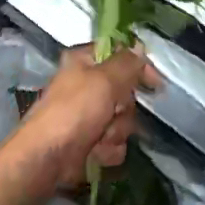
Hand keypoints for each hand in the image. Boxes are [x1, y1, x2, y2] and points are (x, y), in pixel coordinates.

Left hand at [0, 45, 157, 195]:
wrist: (49, 157)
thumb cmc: (74, 111)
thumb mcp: (103, 80)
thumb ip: (126, 64)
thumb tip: (139, 47)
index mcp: (84, 61)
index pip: (120, 55)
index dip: (138, 68)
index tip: (155, 83)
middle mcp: (88, 84)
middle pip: (126, 93)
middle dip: (123, 109)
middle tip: (111, 112)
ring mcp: (91, 114)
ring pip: (124, 120)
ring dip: (116, 132)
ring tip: (99, 136)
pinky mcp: (93, 140)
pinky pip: (116, 142)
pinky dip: (108, 149)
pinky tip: (95, 151)